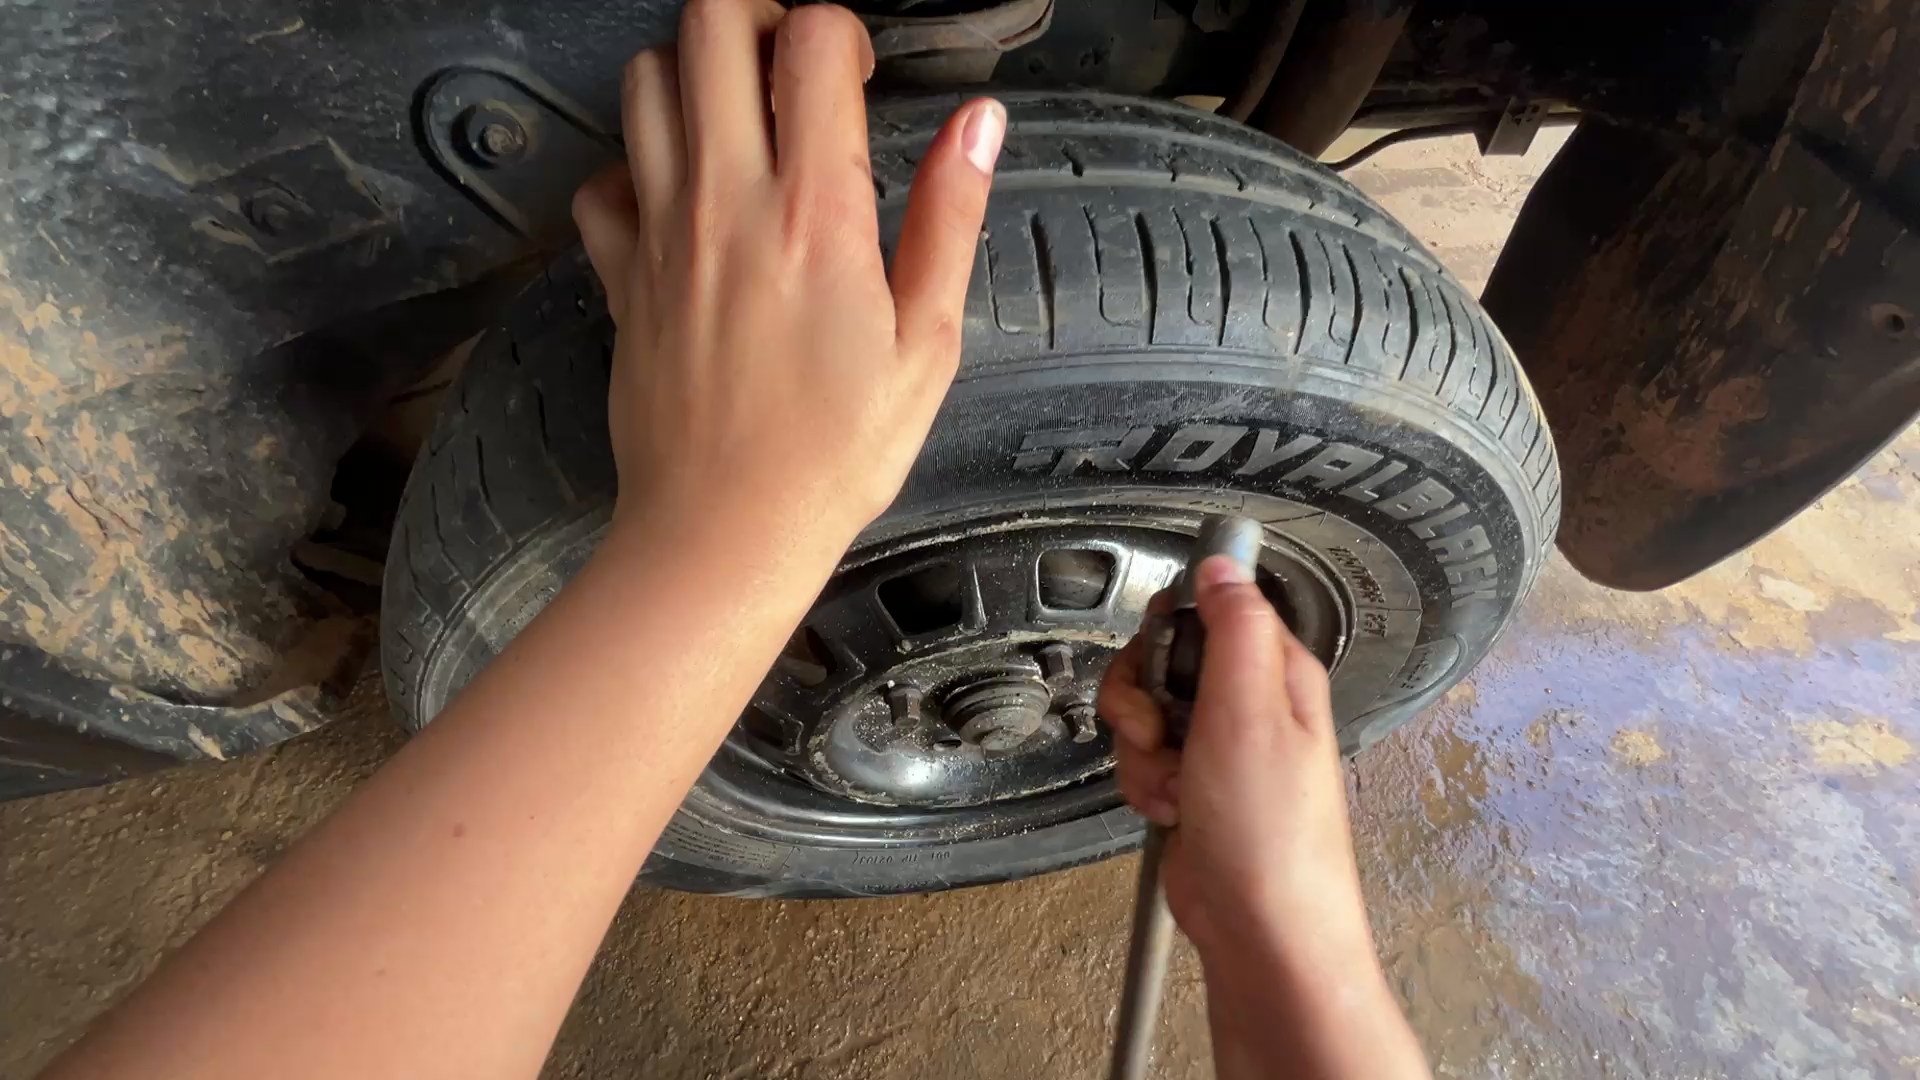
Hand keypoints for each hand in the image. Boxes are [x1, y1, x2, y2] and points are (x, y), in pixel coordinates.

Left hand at [570, 0, 1005, 538]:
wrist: (730, 527)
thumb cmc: (836, 453)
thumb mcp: (927, 346)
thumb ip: (948, 222)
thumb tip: (978, 126)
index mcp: (815, 217)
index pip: (812, 45)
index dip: (841, 32)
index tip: (859, 73)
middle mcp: (726, 204)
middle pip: (709, 26)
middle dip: (756, 18)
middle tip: (792, 69)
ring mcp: (662, 237)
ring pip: (646, 83)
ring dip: (696, 76)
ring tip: (742, 126)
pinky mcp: (623, 280)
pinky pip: (603, 181)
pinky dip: (636, 166)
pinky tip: (679, 203)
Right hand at [1097, 556, 1372, 963]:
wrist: (1255, 928)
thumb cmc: (1267, 828)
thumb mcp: (1250, 710)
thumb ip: (1234, 627)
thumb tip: (1221, 562)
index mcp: (1273, 671)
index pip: (1210, 607)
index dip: (1173, 626)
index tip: (1161, 657)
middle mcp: (1245, 701)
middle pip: (1162, 657)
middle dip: (1142, 694)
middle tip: (1159, 727)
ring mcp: (1214, 743)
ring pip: (1143, 708)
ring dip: (1142, 747)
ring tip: (1173, 783)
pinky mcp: (1188, 779)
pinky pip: (1142, 754)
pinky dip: (1143, 780)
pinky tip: (1170, 806)